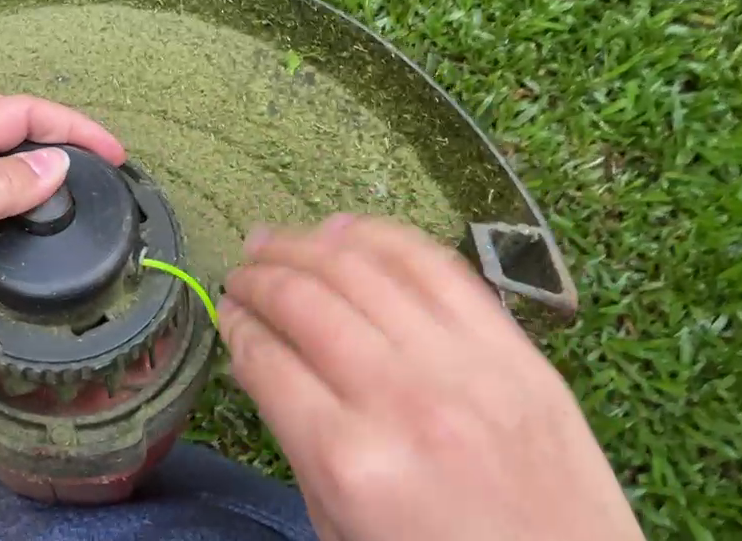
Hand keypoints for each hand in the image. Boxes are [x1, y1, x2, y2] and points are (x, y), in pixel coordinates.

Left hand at [0, 95, 124, 382]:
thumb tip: (55, 163)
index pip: (14, 112)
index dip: (68, 124)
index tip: (113, 154)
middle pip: (7, 135)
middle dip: (58, 143)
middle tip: (104, 176)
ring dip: (38, 176)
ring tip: (78, 201)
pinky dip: (15, 210)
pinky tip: (28, 234)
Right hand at [219, 215, 640, 540]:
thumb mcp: (338, 524)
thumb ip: (293, 431)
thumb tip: (256, 346)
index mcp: (350, 460)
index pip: (264, 356)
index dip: (234, 322)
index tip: (226, 310)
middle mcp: (402, 401)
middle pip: (302, 299)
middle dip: (255, 276)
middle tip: (238, 273)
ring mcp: (466, 369)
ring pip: (357, 267)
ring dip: (299, 243)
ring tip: (271, 240)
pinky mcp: (516, 353)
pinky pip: (434, 265)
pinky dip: (377, 235)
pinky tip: (340, 230)